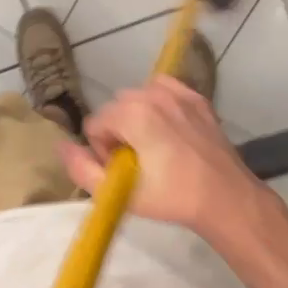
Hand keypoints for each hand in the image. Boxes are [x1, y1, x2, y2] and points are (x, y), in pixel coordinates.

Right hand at [57, 76, 271, 239]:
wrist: (225, 197)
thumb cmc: (171, 197)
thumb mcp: (119, 192)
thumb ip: (82, 168)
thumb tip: (62, 145)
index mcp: (132, 113)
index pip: (95, 124)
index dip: (102, 150)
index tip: (121, 171)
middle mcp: (153, 94)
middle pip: (115, 109)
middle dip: (117, 133)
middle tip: (137, 164)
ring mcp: (178, 93)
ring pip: (138, 98)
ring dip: (136, 119)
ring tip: (153, 148)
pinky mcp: (197, 99)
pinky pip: (164, 90)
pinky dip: (159, 105)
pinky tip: (168, 130)